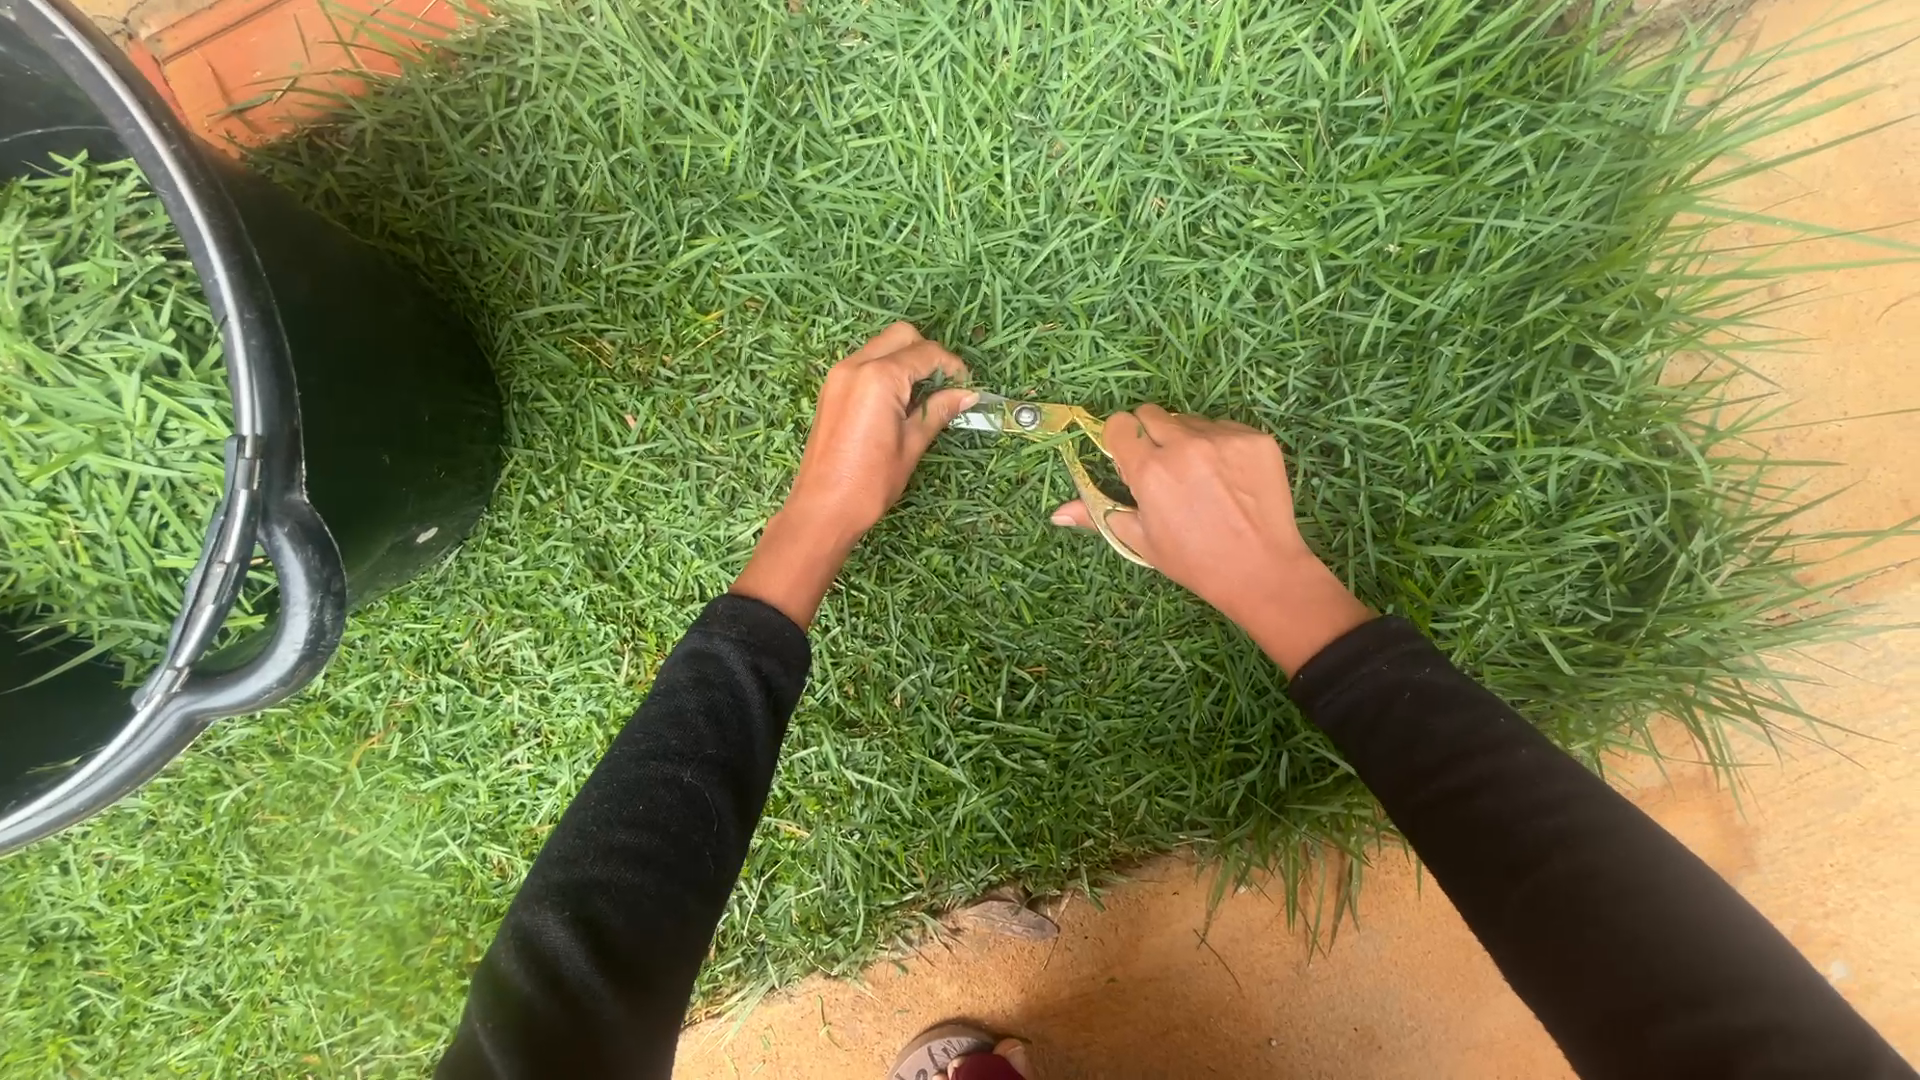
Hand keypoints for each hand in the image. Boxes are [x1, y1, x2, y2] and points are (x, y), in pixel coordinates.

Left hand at [731, 323, 975, 627]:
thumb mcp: (912, 445)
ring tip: (924, 397)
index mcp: (879, 378)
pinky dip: (886, 370)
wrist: (823, 508)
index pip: (925, 354)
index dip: (951, 366)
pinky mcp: (831, 389)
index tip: (967, 385)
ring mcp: (839, 375)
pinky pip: (865, 364)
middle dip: (928, 353)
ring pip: (881, 347)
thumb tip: (968, 394)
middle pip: (901, 336)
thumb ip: (938, 412)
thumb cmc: (871, 482)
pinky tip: (899, 402)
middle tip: (945, 385)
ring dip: (906, 360)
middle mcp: (856, 366)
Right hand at [1051, 405, 1370, 673]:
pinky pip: (1223, 427)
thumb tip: (1057, 513)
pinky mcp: (1255, 438)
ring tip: (1200, 476)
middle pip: (1150, 414)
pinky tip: (1227, 476)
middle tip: (1163, 467)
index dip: (1120, 440)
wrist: (1260, 570)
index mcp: (1148, 471)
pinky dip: (1219, 444)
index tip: (1129, 458)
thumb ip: (1098, 515)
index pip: (1118, 425)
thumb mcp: (1140, 540)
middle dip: (1149, 434)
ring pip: (1188, 419)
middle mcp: (1182, 446)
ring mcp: (1222, 439)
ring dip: (1185, 438)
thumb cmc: (1192, 561)